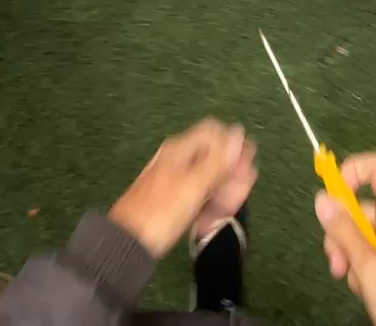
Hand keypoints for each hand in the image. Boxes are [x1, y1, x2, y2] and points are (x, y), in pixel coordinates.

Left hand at [110, 119, 256, 256]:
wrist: (128, 244)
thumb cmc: (162, 212)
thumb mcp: (194, 186)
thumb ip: (218, 161)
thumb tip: (238, 134)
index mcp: (181, 149)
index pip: (213, 132)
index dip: (232, 144)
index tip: (246, 164)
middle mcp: (177, 158)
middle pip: (211, 156)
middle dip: (229, 174)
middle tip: (241, 195)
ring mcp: (172, 178)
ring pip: (206, 177)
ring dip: (220, 192)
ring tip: (228, 211)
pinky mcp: (170, 198)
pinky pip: (196, 194)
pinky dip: (206, 204)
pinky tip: (209, 221)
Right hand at [316, 152, 375, 325]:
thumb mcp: (369, 270)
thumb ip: (345, 232)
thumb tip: (322, 196)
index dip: (353, 171)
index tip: (333, 196)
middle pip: (364, 206)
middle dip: (342, 230)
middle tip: (336, 263)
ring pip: (367, 233)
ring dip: (351, 254)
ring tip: (355, 284)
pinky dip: (365, 266)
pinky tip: (366, 290)